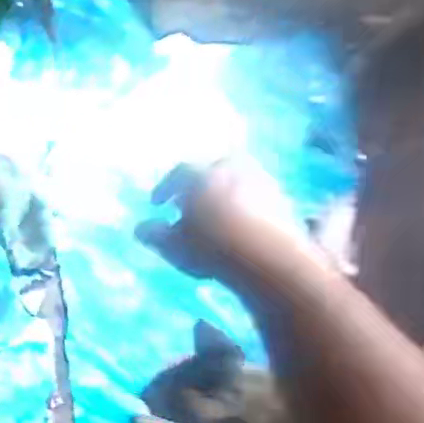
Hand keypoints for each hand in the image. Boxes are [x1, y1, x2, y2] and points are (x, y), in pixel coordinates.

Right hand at [140, 159, 327, 290]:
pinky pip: (257, 194)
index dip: (164, 187)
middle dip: (200, 182)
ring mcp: (262, 181)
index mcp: (203, 176)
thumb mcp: (172, 245)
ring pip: (238, 178)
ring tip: (214, 214)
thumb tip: (140, 228)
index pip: (179, 172)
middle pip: (214, 166)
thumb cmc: (210, 247)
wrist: (266, 256)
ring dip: (224, 191)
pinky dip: (244, 203)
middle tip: (189, 201)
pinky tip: (238, 224)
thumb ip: (153, 234)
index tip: (156, 203)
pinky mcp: (283, 199)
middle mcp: (234, 170)